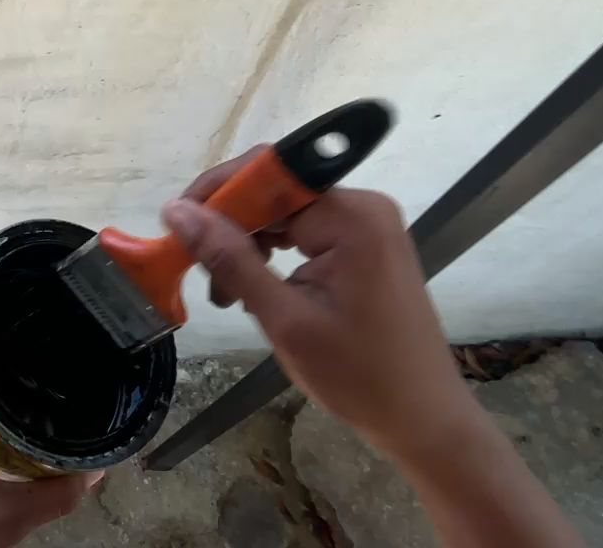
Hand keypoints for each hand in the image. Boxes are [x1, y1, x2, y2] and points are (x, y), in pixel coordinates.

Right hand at [160, 153, 477, 464]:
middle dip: (229, 225)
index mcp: (351, 216)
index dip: (217, 194)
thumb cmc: (360, 377)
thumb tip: (175, 210)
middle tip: (200, 269)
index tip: (179, 226)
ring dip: (244, 243)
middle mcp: (360, 206)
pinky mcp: (361, 243)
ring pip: (280, 211)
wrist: (427, 425)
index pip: (266, 177)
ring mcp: (363, 224)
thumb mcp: (284, 318)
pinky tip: (252, 285)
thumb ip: (230, 258)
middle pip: (271, 191)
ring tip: (224, 291)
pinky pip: (300, 229)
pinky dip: (269, 252)